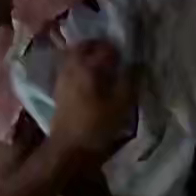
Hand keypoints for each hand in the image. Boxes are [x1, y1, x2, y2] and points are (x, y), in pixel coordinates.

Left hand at [47, 40, 133, 164]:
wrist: (68, 149)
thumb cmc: (97, 125)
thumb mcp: (121, 104)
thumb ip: (130, 80)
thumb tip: (137, 63)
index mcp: (87, 66)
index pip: (105, 48)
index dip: (119, 50)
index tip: (128, 56)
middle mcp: (72, 66)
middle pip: (85, 46)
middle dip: (99, 46)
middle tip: (114, 54)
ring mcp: (62, 76)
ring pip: (74, 55)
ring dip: (88, 54)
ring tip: (103, 65)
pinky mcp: (59, 88)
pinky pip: (70, 67)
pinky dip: (80, 65)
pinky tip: (91, 78)